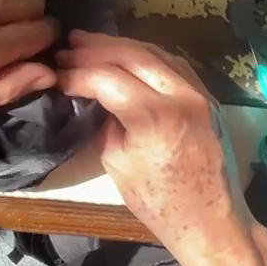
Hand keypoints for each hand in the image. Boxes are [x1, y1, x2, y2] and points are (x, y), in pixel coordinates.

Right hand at [56, 31, 253, 250]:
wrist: (210, 221)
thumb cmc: (159, 202)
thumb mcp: (116, 163)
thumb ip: (106, 122)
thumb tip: (94, 98)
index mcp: (155, 116)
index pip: (107, 78)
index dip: (77, 74)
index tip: (56, 75)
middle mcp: (180, 94)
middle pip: (131, 54)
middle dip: (95, 49)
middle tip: (67, 48)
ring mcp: (198, 92)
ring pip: (154, 52)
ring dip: (120, 46)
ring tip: (90, 44)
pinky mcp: (205, 96)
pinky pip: (171, 63)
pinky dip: (144, 55)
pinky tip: (125, 55)